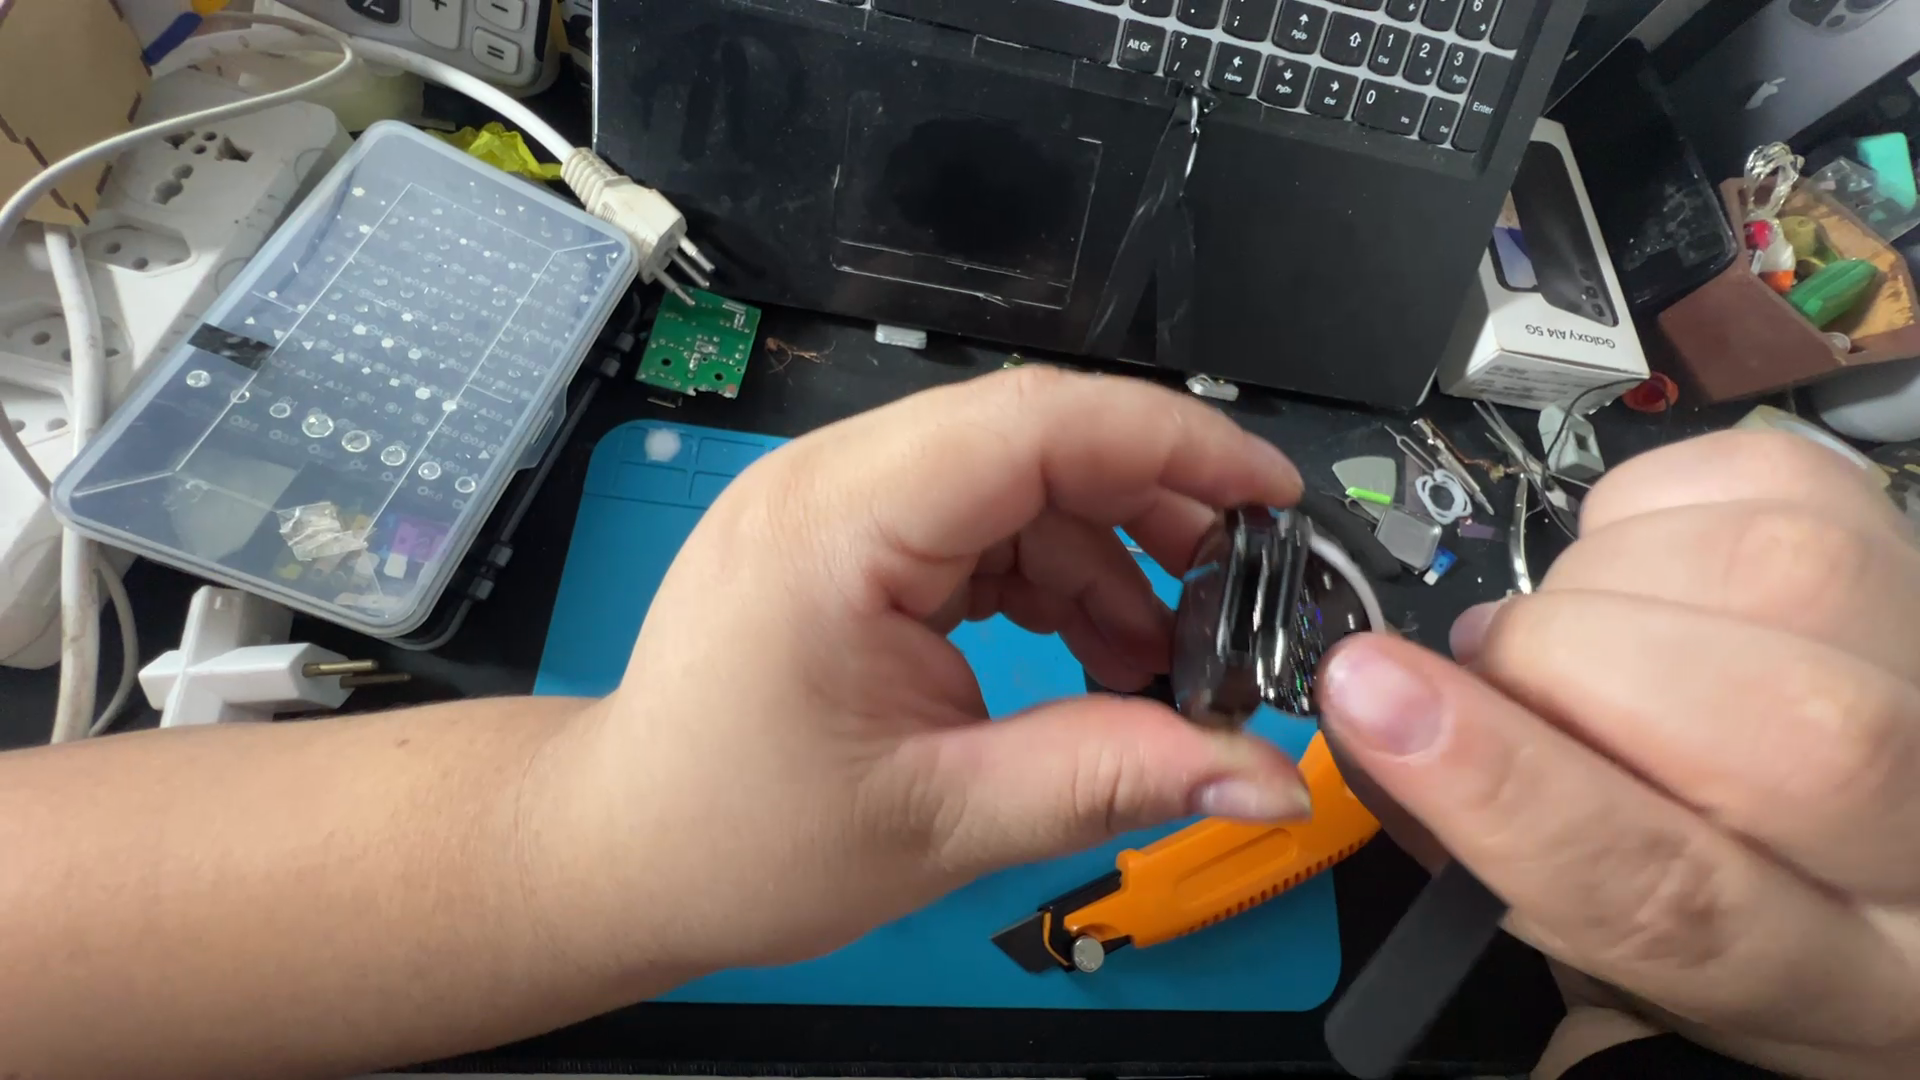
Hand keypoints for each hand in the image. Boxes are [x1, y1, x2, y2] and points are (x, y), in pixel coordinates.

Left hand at [523, 369, 1310, 978]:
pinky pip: (983, 526)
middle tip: (1232, 593)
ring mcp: (841, 501)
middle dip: (1151, 505)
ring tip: (1155, 662)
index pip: (1031, 423)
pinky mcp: (853, 537)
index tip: (1268, 494)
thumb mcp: (939, 823)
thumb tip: (1267, 779)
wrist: (619, 845)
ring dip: (1104, 560)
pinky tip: (1088, 651)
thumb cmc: (738, 841)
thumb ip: (1110, 783)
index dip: (1170, 441)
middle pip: (1032, 440)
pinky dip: (1052, 580)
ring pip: (1018, 486)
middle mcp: (833, 481)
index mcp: (836, 523)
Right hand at [1319, 432, 1919, 1077]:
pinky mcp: (1915, 556)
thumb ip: (1436, 808)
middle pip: (1783, 726)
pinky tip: (1627, 568)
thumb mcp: (1524, 886)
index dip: (1500, 779)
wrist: (1814, 818)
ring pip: (1780, 571)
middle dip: (1553, 653)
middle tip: (1487, 658)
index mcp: (1788, 966)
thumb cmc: (1647, 866)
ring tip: (1564, 625)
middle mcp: (1918, 842)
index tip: (1367, 685)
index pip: (1659, 891)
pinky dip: (1642, 507)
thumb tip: (1364, 691)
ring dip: (1592, 581)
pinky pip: (1770, 480)